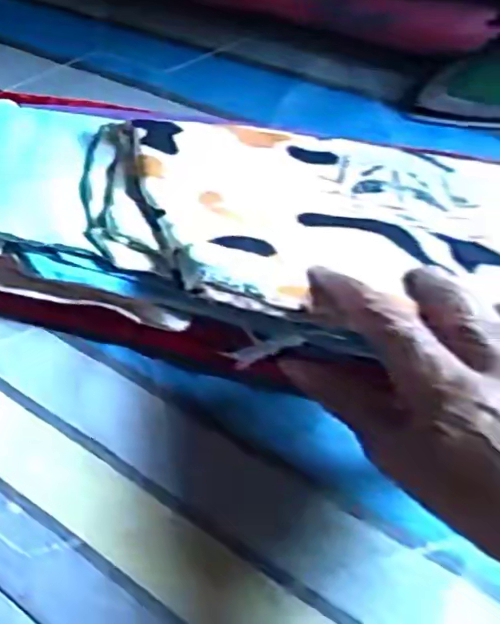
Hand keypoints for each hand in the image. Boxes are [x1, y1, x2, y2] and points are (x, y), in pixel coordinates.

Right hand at [281, 266, 499, 556]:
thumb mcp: (403, 459)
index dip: (347, 289)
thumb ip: (352, 405)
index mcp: (443, 382)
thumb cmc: (485, 505)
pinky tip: (490, 347)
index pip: (386, 317)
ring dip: (476, 310)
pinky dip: (497, 334)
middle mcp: (497, 367)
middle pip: (460, 304)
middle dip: (427, 285)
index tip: (319, 273)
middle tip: (408, 284)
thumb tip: (299, 363)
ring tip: (461, 313)